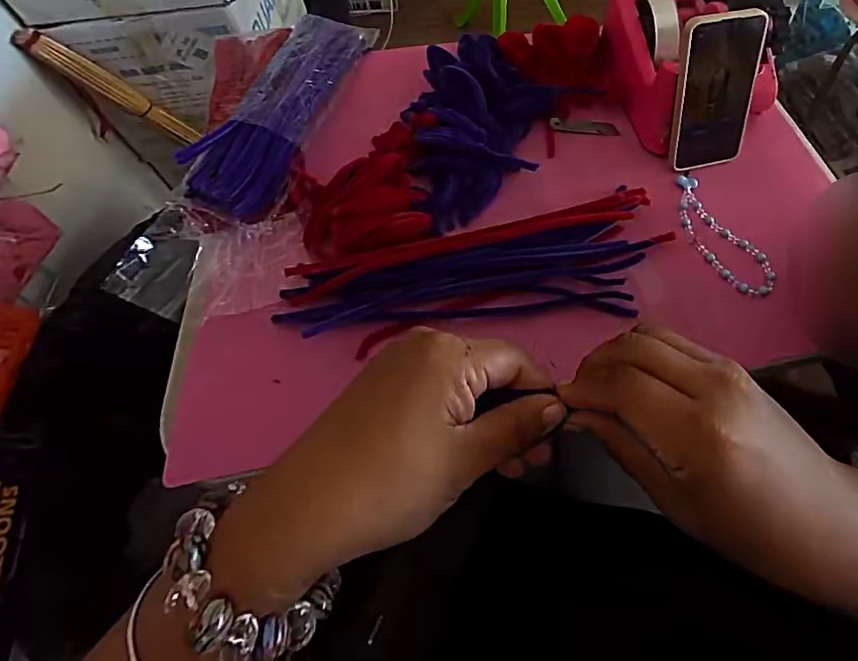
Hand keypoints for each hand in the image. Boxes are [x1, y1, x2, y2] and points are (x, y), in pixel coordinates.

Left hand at [212, 328, 564, 607]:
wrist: (300, 512)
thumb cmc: (391, 484)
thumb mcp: (464, 459)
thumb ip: (516, 427)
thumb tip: (557, 408)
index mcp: (448, 351)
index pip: (516, 360)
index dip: (542, 395)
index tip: (557, 435)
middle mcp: (425, 343)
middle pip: (490, 369)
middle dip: (517, 411)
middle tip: (533, 460)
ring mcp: (400, 361)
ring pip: (465, 381)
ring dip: (490, 417)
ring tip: (507, 464)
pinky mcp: (383, 382)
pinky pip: (437, 388)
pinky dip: (459, 415)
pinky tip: (469, 449)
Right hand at [559, 325, 857, 642]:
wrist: (825, 519)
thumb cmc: (748, 532)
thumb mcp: (676, 502)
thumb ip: (624, 447)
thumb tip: (579, 414)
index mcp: (698, 429)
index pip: (621, 384)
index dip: (583, 388)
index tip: (562, 402)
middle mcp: (712, 383)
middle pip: (633, 347)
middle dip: (595, 363)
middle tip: (578, 392)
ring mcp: (727, 367)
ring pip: (652, 334)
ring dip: (618, 351)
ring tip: (603, 384)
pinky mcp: (734, 363)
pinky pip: (676, 342)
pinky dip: (645, 351)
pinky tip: (637, 379)